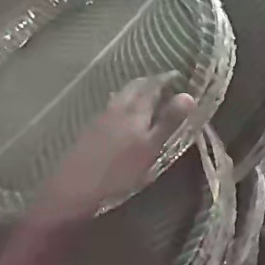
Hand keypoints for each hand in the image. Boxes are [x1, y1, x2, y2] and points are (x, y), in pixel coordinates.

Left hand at [32, 75, 194, 225]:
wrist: (76, 187)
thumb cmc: (121, 171)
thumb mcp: (151, 147)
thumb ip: (169, 121)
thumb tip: (189, 95)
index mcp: (135, 110)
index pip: (152, 86)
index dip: (166, 80)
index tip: (178, 77)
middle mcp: (117, 107)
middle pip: (134, 87)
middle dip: (150, 83)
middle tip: (163, 86)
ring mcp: (101, 117)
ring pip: (121, 96)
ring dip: (135, 92)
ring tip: (147, 98)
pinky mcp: (91, 129)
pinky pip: (112, 107)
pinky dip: (123, 104)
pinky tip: (124, 116)